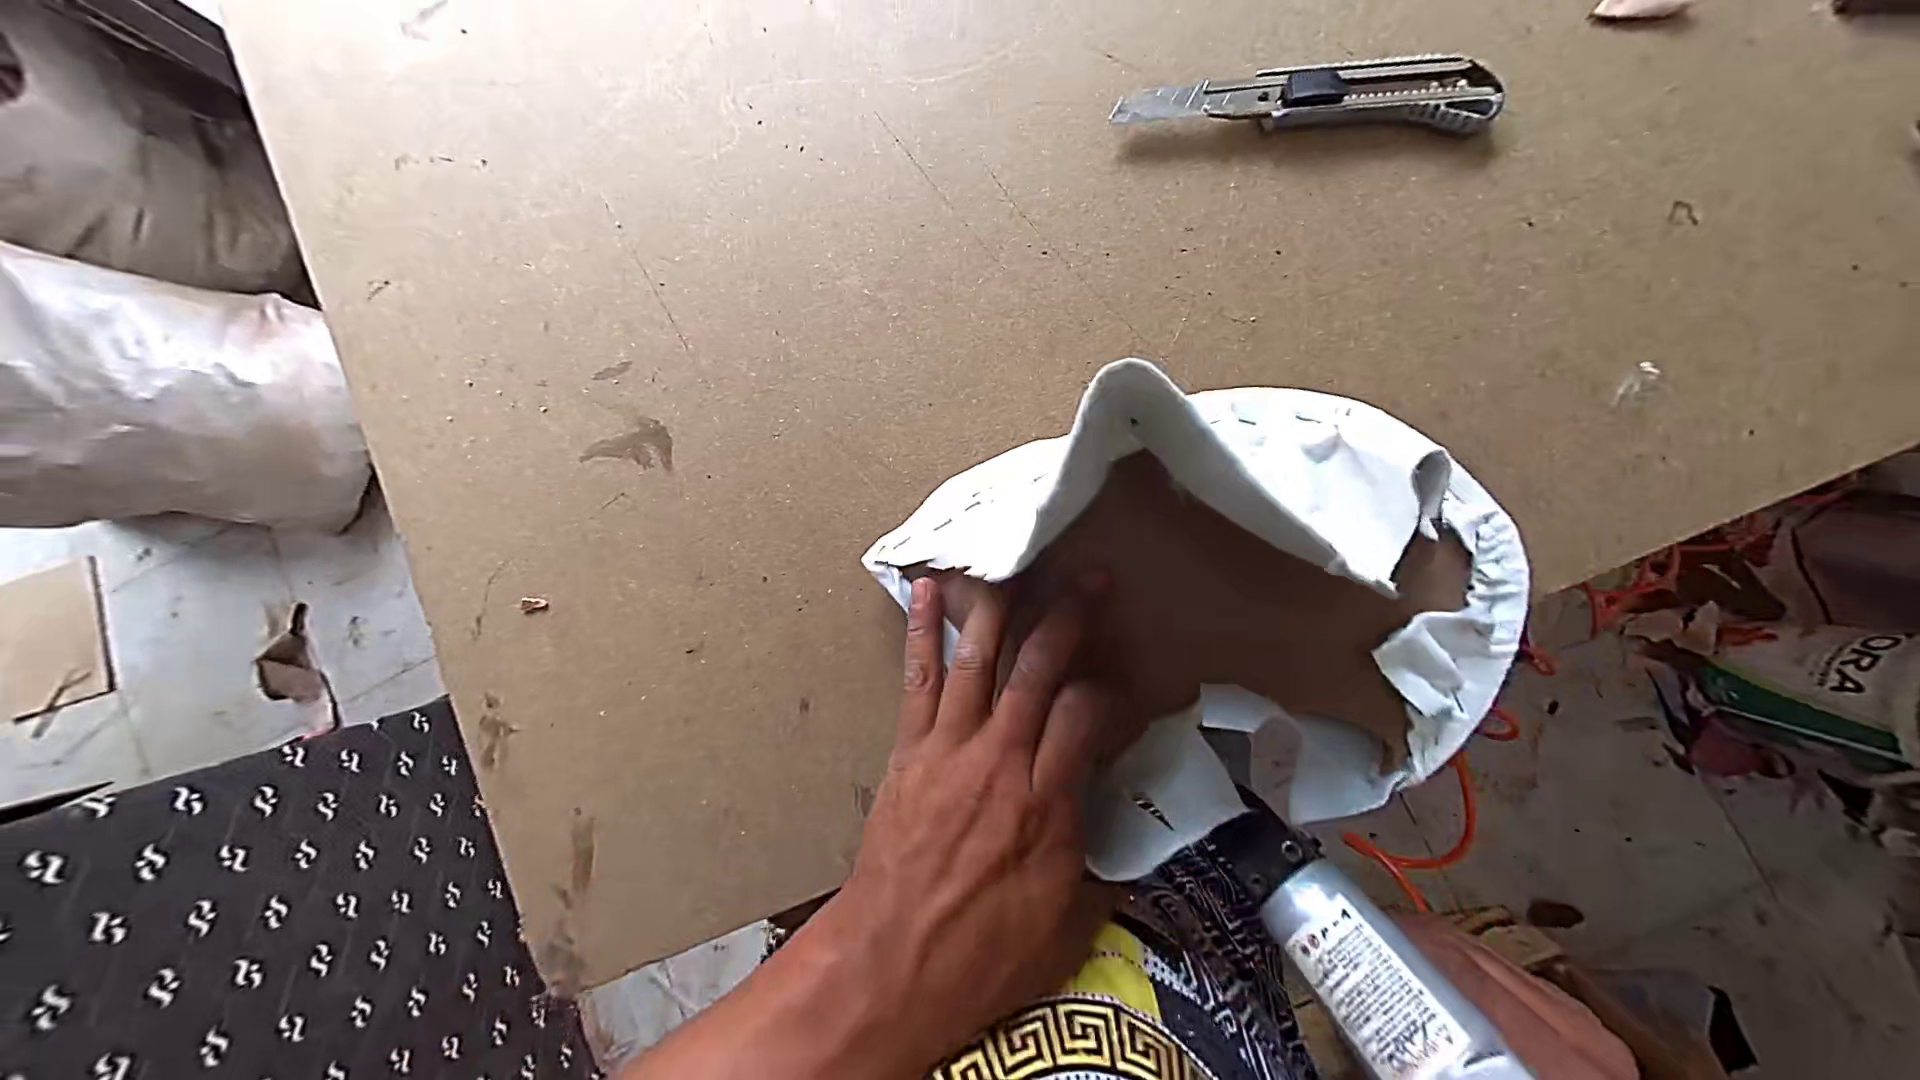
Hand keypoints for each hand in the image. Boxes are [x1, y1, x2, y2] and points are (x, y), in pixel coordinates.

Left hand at [624, 577, 1134, 1079]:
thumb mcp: (1066, 922)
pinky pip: (919, 677)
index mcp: (1046, 802)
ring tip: (1016, 566)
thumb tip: (1120, 837)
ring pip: (979, 659)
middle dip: (1069, 617)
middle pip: (1039, 669)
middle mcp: (1000, 758)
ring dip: (1001, 607)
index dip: (1111, 688)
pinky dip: (922, 630)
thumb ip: (1097, 866)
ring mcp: (950, 746)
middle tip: (1091, 578)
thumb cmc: (983, 952)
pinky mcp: (910, 747)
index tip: (1121, 683)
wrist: (892, 962)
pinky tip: (926, 589)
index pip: (1088, 715)